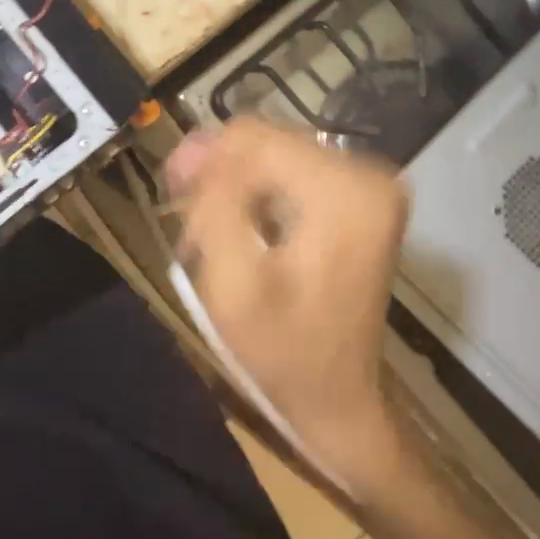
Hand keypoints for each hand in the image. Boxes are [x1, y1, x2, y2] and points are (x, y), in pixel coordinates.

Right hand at [166, 117, 410, 499]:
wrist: (336, 399)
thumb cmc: (282, 349)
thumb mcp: (233, 282)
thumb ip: (216, 204)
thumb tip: (201, 146)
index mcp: (345, 192)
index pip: (253, 139)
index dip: (203, 159)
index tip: (171, 194)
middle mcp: (368, 177)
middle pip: (265, 141)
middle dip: (217, 173)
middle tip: (185, 218)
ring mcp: (368, 189)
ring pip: (272, 153)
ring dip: (231, 184)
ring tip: (206, 228)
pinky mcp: (358, 202)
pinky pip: (289, 172)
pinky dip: (254, 192)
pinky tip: (234, 226)